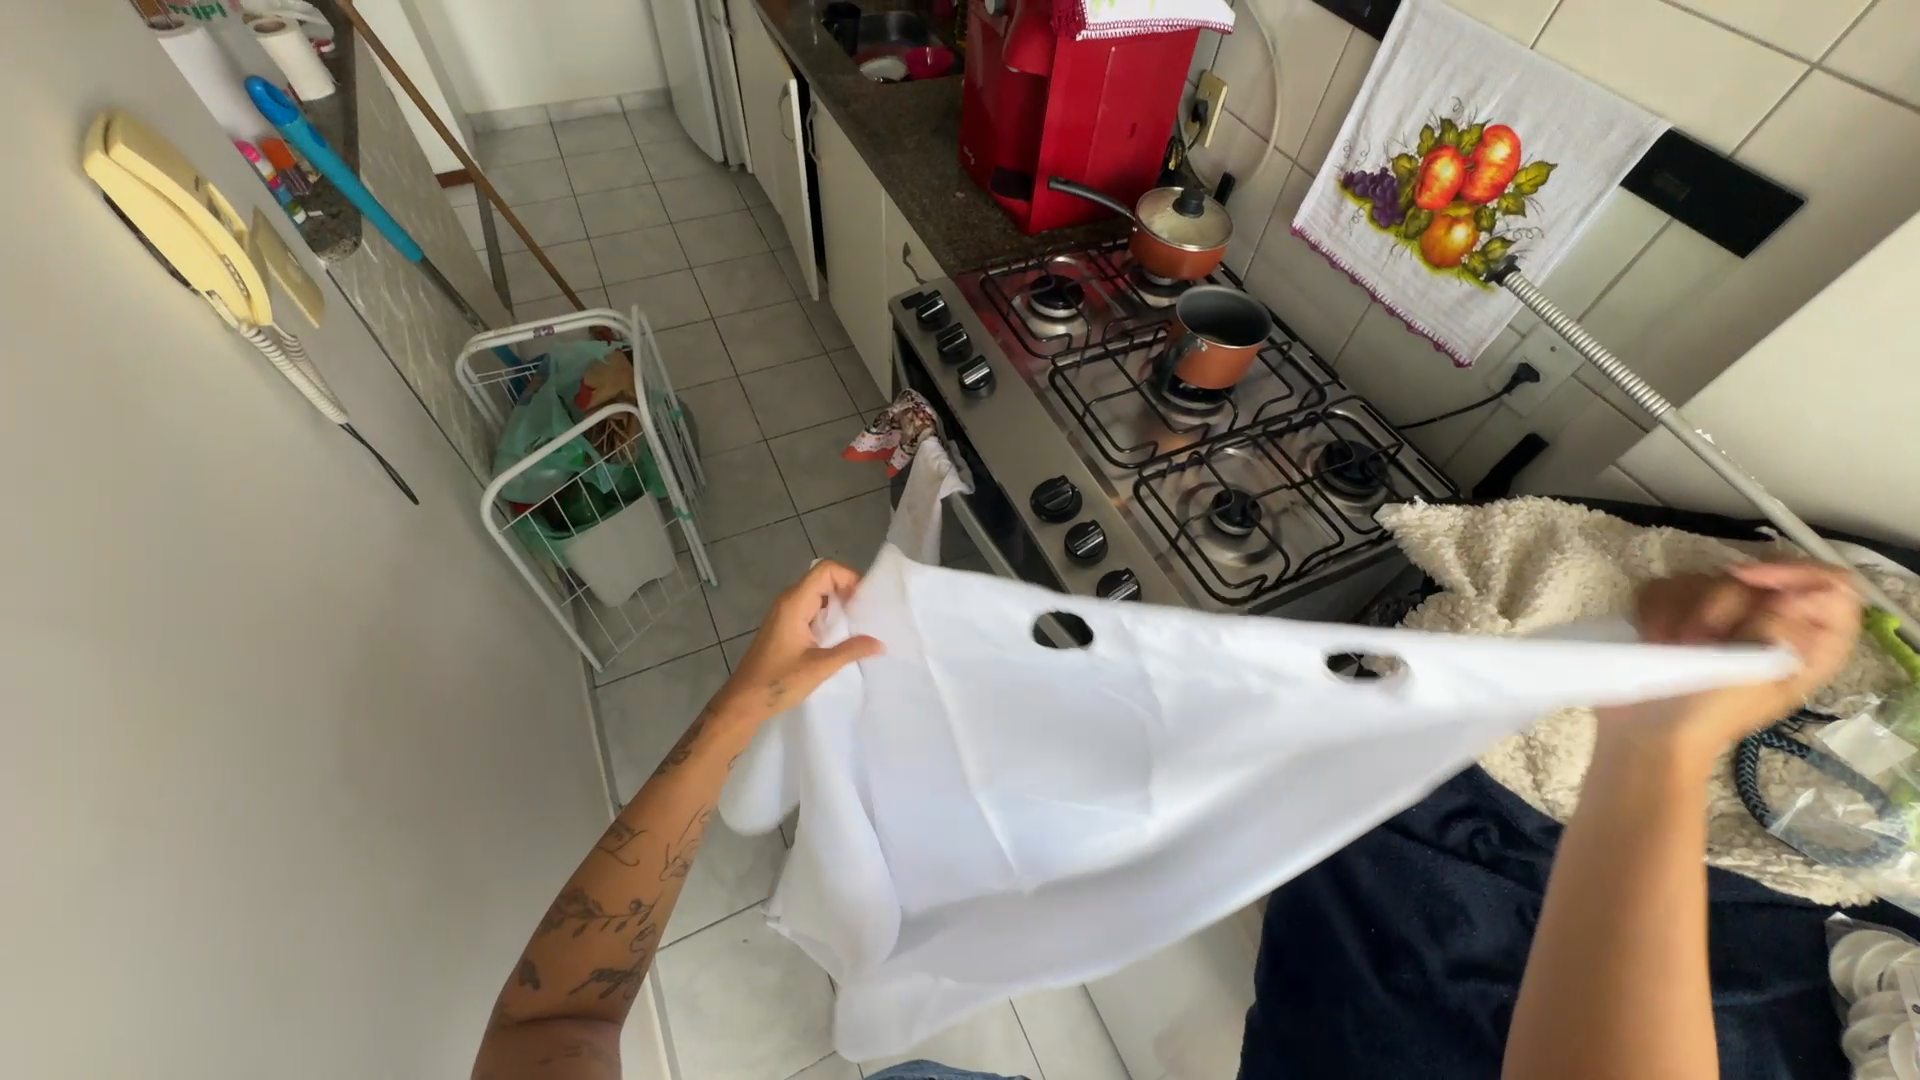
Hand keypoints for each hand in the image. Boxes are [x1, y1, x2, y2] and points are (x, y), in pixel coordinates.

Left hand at [711, 560, 883, 723]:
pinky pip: (812, 609)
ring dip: (841, 605)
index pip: (826, 570)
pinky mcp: (786, 626)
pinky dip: (830, 616)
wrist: (744, 701)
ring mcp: (786, 613)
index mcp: (795, 603)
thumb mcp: (819, 666)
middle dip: (849, 591)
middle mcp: (789, 601)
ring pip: (819, 594)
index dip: (850, 577)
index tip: (867, 601)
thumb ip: (851, 650)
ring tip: (861, 624)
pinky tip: (842, 635)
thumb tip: (880, 643)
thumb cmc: (778, 681)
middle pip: (824, 579)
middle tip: (870, 613)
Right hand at [1603, 562, 1860, 753]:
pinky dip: (1651, 610)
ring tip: (1669, 646)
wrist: (1646, 731)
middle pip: (1751, 576)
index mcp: (1808, 640)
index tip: (1745, 578)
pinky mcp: (1670, 616)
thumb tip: (1797, 592)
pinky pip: (1661, 588)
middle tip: (1695, 641)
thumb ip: (1780, 631)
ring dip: (1677, 612)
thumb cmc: (1708, 712)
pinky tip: (1651, 637)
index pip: (1829, 582)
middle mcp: (1765, 623)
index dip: (1791, 571)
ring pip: (1699, 580)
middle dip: (1715, 605)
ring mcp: (1714, 619)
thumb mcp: (1756, 676)